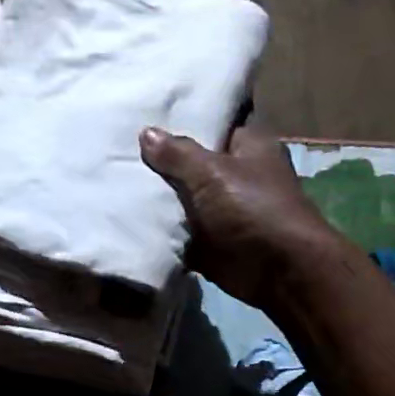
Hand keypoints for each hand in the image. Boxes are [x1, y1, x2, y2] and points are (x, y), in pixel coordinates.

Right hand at [139, 126, 343, 309]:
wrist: (277, 272)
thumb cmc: (251, 209)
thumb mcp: (211, 172)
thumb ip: (177, 154)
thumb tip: (146, 132)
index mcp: (249, 148)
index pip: (214, 126)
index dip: (182, 123)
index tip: (144, 123)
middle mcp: (238, 177)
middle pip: (193, 166)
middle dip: (162, 166)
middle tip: (122, 156)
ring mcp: (225, 212)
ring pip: (184, 201)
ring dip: (158, 202)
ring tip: (117, 185)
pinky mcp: (212, 243)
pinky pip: (180, 234)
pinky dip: (161, 233)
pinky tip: (128, 221)